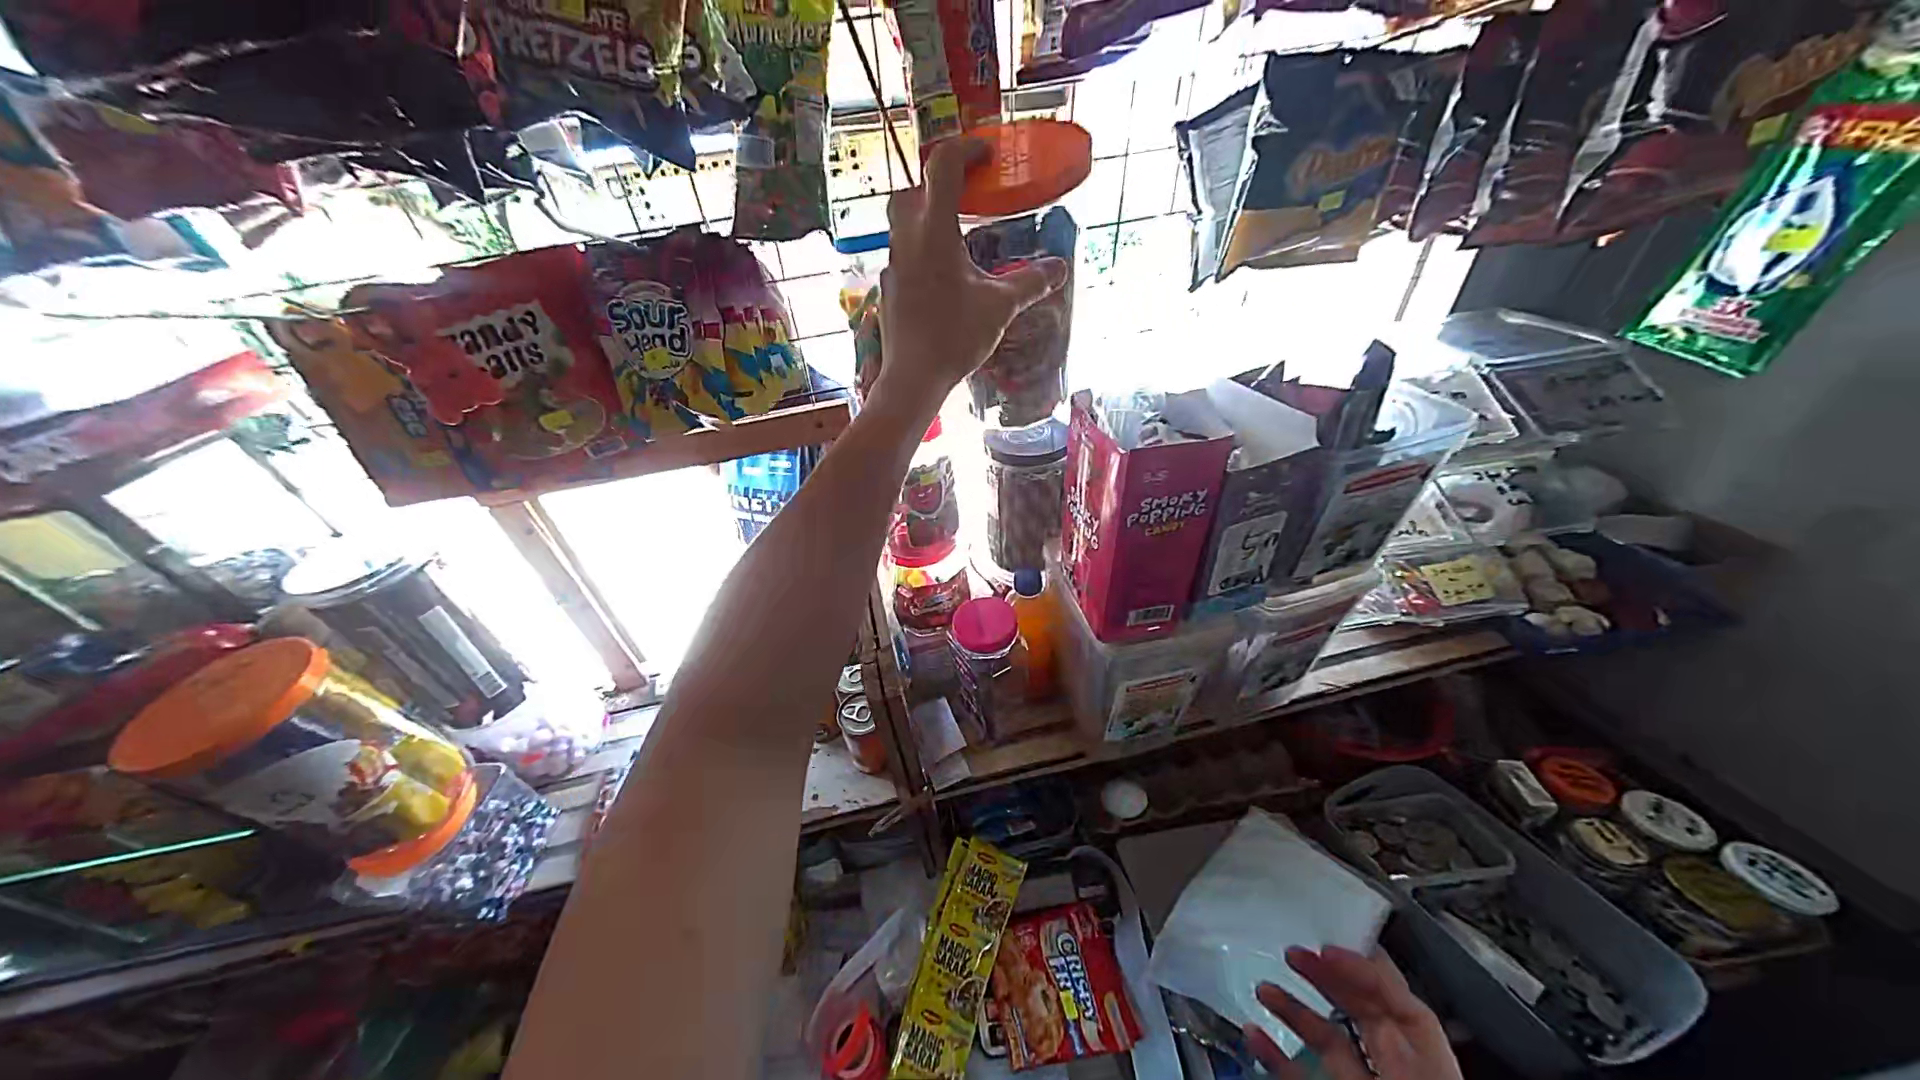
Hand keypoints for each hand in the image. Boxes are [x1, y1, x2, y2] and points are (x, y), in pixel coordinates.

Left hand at [872, 137, 1069, 413]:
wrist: (913, 377)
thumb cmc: (955, 337)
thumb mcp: (1000, 306)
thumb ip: (1031, 282)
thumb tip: (1060, 268)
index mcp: (933, 232)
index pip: (942, 166)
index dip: (966, 149)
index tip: (987, 155)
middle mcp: (906, 239)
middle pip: (911, 190)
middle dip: (937, 184)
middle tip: (966, 197)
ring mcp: (892, 264)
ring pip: (902, 223)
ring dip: (928, 218)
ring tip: (958, 237)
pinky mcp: (888, 288)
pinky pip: (903, 254)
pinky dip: (921, 250)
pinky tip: (942, 276)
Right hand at [1245, 946, 1462, 1079]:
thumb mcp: (1413, 1079)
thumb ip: (1369, 1049)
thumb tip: (1354, 994)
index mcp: (1424, 1076)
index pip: (1404, 1010)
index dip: (1369, 973)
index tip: (1329, 950)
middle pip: (1366, 1018)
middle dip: (1328, 980)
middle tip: (1293, 954)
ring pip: (1332, 1046)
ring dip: (1296, 1012)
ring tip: (1264, 990)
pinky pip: (1307, 1079)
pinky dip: (1278, 1057)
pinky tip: (1255, 1037)